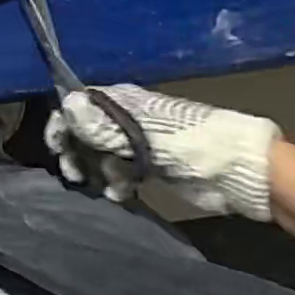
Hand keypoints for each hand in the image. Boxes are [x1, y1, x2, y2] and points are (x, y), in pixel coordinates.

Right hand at [45, 84, 279, 220]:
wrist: (238, 173)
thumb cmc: (188, 144)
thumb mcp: (140, 132)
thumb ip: (99, 123)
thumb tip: (65, 102)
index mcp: (121, 101)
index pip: (76, 106)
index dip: (62, 125)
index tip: (57, 148)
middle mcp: (123, 118)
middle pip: (83, 132)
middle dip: (76, 153)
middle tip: (75, 174)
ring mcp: (135, 142)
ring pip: (97, 155)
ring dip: (96, 171)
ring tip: (109, 186)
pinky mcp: (147, 165)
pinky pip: (117, 171)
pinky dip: (115, 183)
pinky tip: (123, 193)